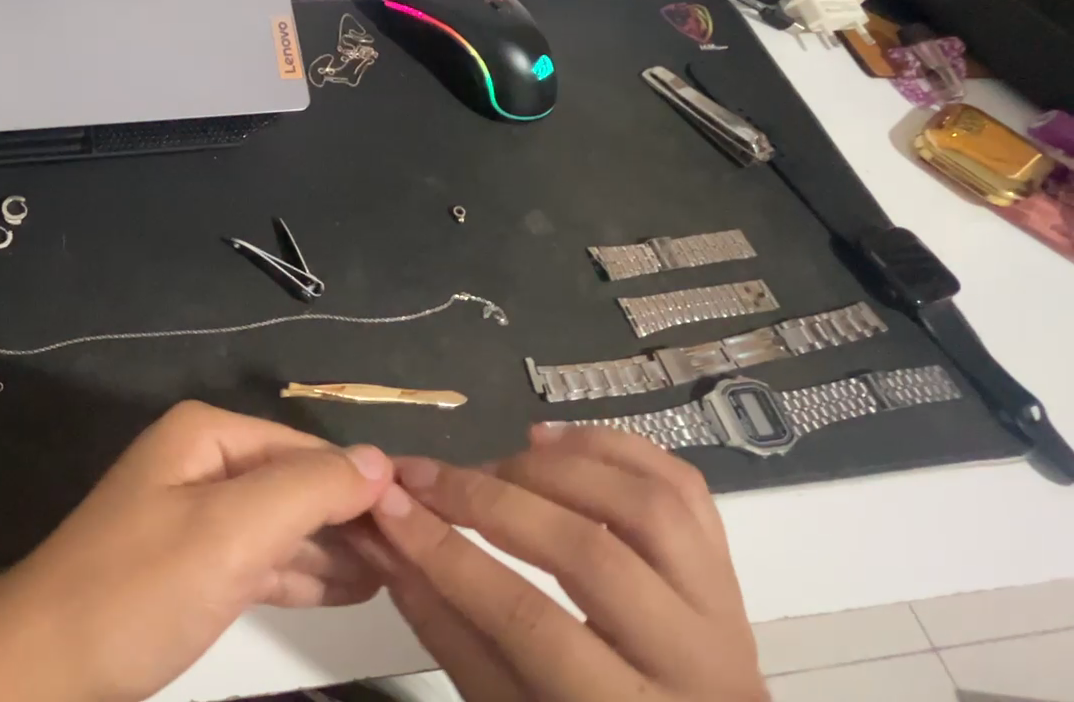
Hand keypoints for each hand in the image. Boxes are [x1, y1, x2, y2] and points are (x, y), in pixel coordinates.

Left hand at [0, 400, 393, 701]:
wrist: (46, 662)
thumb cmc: (141, 586)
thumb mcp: (232, 529)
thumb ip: (309, 489)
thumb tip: (379, 460)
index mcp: (208, 437)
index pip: (306, 450)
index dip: (364, 484)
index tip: (426, 526)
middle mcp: (203, 465)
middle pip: (296, 484)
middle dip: (353, 520)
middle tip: (421, 562)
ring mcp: (195, 516)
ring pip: (282, 524)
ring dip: (336, 549)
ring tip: (401, 578)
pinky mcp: (192, 565)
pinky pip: (262, 558)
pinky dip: (303, 573)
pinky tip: (351, 589)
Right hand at [362, 424, 764, 700]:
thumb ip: (440, 618)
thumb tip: (378, 534)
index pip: (528, 620)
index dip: (446, 553)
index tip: (384, 501)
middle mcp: (700, 664)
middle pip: (590, 554)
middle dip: (488, 501)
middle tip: (423, 477)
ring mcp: (726, 609)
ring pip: (647, 506)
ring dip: (551, 469)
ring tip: (492, 466)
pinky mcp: (728, 566)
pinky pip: (681, 484)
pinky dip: (610, 446)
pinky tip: (549, 442)